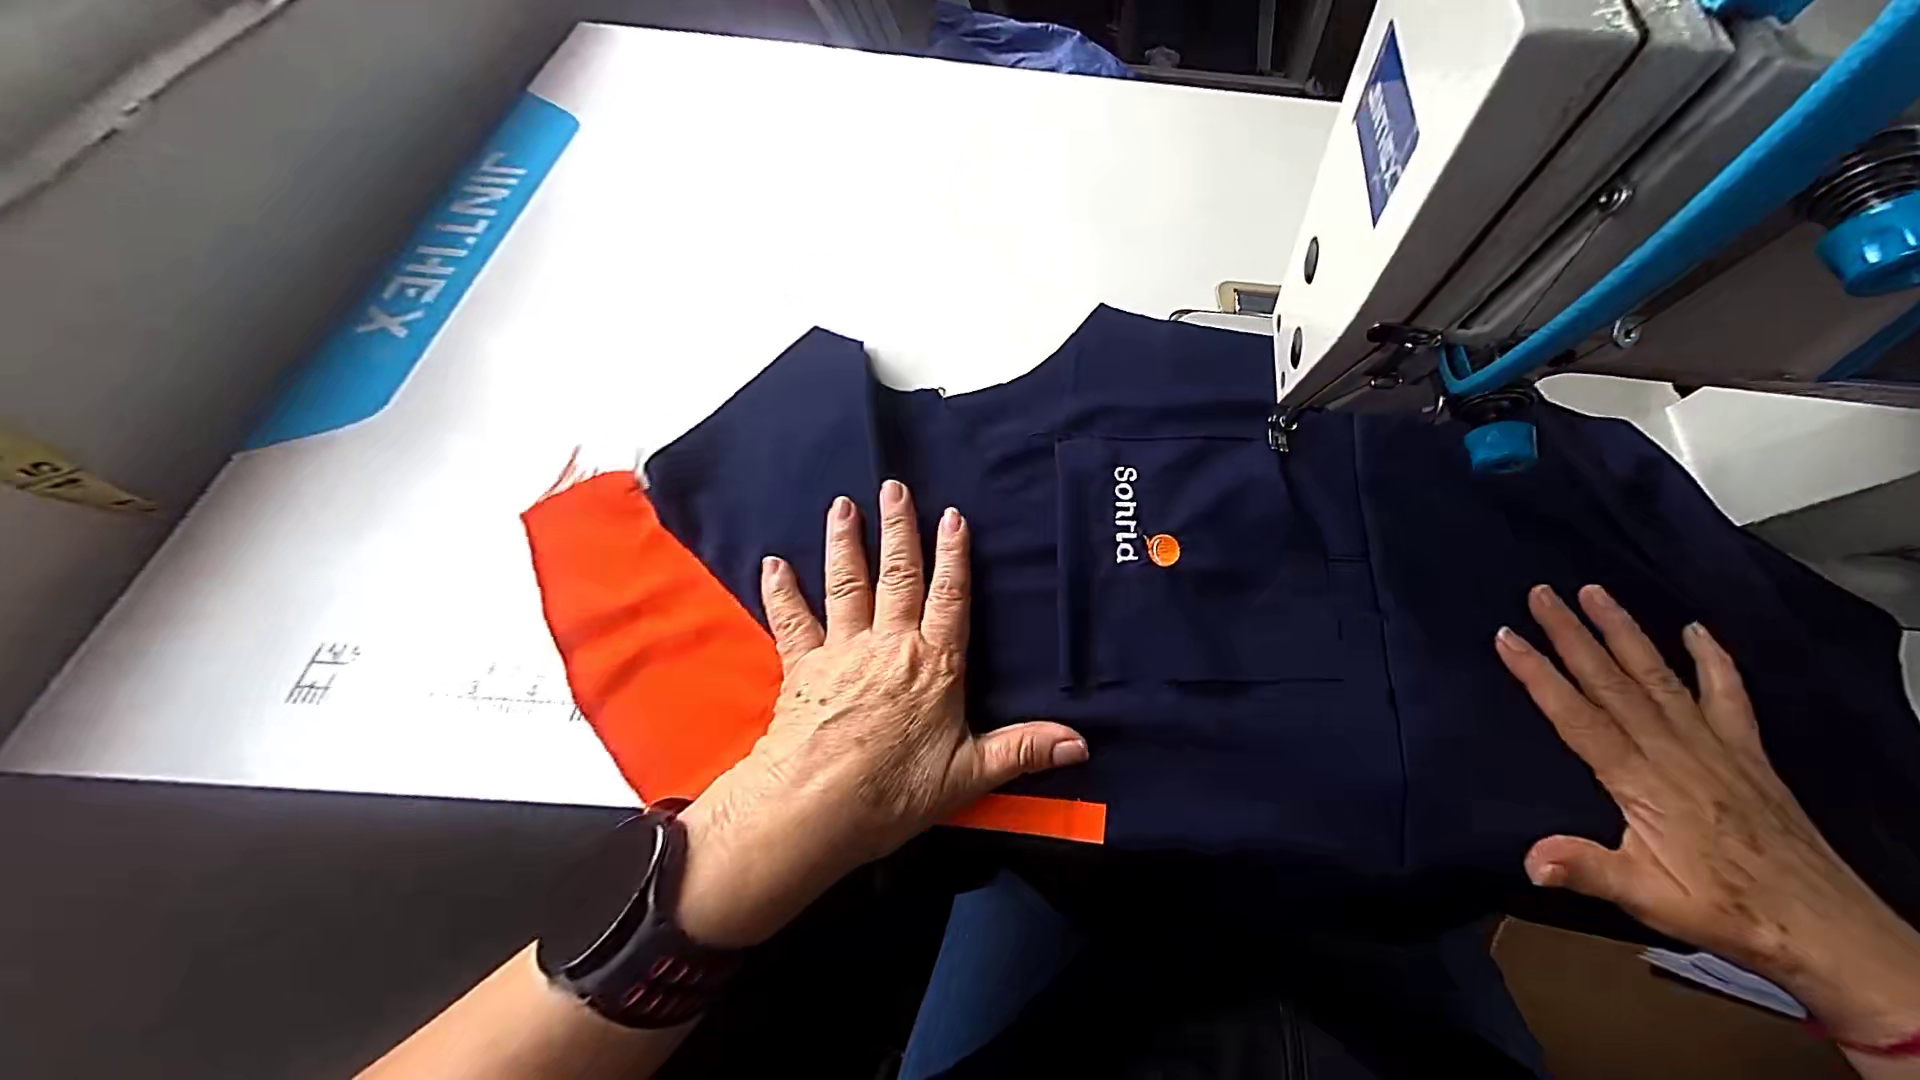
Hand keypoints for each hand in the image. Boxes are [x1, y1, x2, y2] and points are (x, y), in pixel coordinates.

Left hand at [673, 480, 1088, 948]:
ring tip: (843, 506)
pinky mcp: (803, 665)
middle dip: (899, 529)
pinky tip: (774, 564)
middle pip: (898, 575)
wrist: (817, 807)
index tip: (953, 517)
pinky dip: (782, 591)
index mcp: (934, 665)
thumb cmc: (894, 792)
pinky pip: (792, 619)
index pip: (949, 598)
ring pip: (847, 584)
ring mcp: (843, 650)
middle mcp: (889, 645)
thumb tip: (1081, 744)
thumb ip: (1022, 750)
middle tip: (894, 488)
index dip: (953, 556)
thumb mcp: (968, 775)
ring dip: (845, 542)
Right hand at [1495, 584, 1919, 1047]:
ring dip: (1625, 631)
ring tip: (1595, 592)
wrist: (1838, 938)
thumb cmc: (1729, 913)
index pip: (1578, 716)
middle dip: (1573, 634)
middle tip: (1542, 595)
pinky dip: (1714, 661)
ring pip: (1659, 677)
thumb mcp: (1652, 903)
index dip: (1538, 674)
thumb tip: (1530, 861)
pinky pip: (1729, 698)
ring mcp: (1717, 748)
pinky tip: (1696, 630)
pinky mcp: (1748, 754)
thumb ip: (1589, 871)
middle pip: (1613, 682)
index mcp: (1643, 782)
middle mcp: (1677, 752)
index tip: (1507, 636)